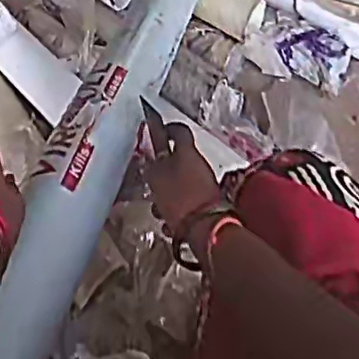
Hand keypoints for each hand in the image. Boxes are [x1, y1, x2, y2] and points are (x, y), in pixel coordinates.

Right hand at [142, 106, 222, 239]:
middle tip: (151, 178)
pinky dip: (178, 209)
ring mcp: (206, 185)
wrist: (207, 230)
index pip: (179, 130)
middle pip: (178, 159)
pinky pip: (189, 201)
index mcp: (187, 152)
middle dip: (163, 169)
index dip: (168, 128)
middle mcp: (199, 165)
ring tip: (158, 209)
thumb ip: (150, 166)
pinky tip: (170, 224)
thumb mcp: (156, 178)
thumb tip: (149, 162)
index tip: (159, 130)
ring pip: (181, 182)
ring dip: (168, 192)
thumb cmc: (179, 197)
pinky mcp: (209, 205)